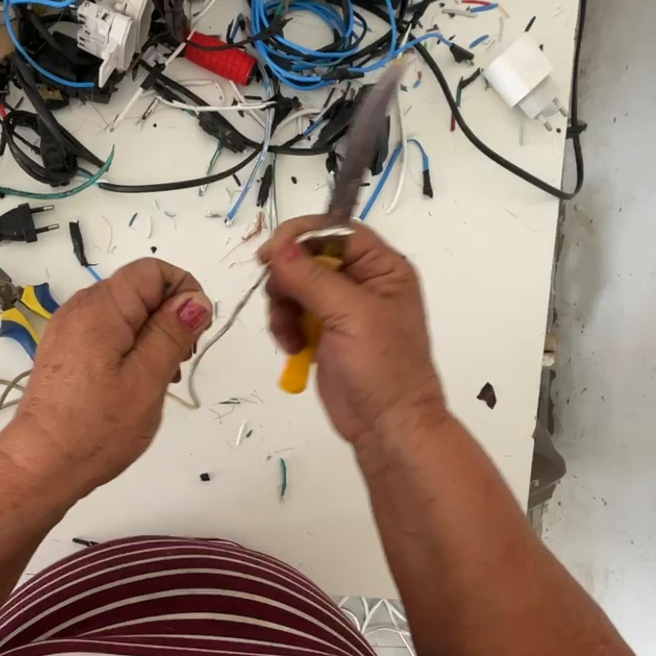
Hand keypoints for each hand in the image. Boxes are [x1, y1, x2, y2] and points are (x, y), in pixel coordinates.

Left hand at [0, 258, 211, 493]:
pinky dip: (130, 350)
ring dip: (152, 338)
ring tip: (159, 379)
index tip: (194, 335)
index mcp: (102, 307)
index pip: (154, 270)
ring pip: (126, 314)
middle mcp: (81, 308)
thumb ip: (172, 334)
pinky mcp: (66, 351)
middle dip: (169, 318)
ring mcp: (70, 330)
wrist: (42, 464)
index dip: (184, 293)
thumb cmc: (97, 427)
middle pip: (140, 290)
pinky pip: (108, 334)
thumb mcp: (147, 380)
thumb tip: (196, 299)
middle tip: (178, 364)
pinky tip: (136, 384)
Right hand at [262, 216, 447, 445]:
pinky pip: (291, 314)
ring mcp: (340, 309)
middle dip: (287, 280)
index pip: (335, 230)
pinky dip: (284, 327)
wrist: (386, 425)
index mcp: (381, 267)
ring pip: (293, 287)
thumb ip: (312, 277)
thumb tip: (278, 246)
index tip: (269, 254)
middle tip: (280, 305)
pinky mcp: (323, 334)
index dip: (300, 237)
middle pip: (307, 258)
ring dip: (282, 308)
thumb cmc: (382, 367)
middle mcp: (361, 282)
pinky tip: (292, 348)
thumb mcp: (350, 315)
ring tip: (289, 337)